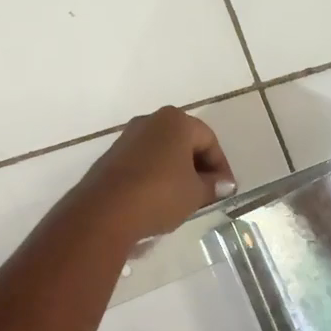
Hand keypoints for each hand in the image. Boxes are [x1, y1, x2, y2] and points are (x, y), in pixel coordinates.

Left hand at [65, 107, 235, 242]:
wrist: (105, 211)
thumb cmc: (159, 194)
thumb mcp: (195, 193)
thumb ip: (212, 185)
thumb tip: (223, 184)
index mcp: (176, 121)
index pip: (208, 139)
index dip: (221, 166)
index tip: (226, 191)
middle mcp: (151, 120)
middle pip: (184, 141)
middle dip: (199, 167)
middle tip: (208, 194)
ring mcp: (128, 136)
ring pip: (163, 151)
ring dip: (177, 172)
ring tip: (185, 200)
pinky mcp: (113, 155)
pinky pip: (144, 161)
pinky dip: (157, 176)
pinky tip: (160, 200)